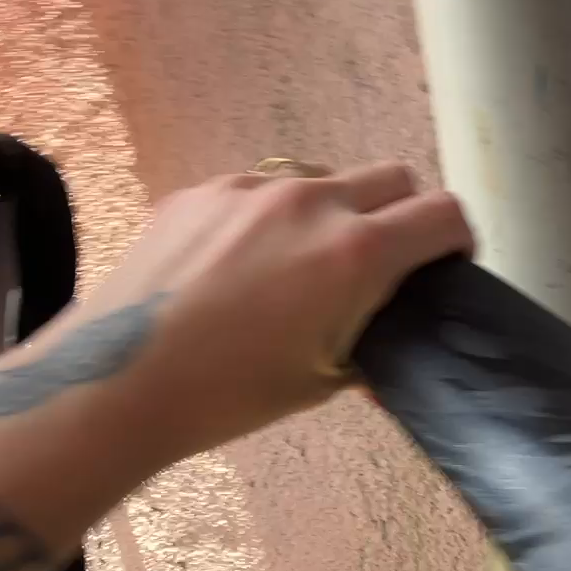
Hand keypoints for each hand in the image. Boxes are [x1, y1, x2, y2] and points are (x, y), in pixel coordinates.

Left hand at [20, 161, 470, 463]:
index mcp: (354, 252)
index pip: (443, 212)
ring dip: (337, 212)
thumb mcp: (322, 379)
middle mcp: (311, 202)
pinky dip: (275, 218)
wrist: (113, 382)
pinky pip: (263, 189)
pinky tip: (238, 265)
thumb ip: (372, 342)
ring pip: (326, 179)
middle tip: (379, 264)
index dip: (457, 238)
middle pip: (394, 176)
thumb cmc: (230, 394)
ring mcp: (251, 187)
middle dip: (404, 214)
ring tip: (298, 266)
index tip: (445, 265)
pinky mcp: (203, 188)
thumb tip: (386, 340)